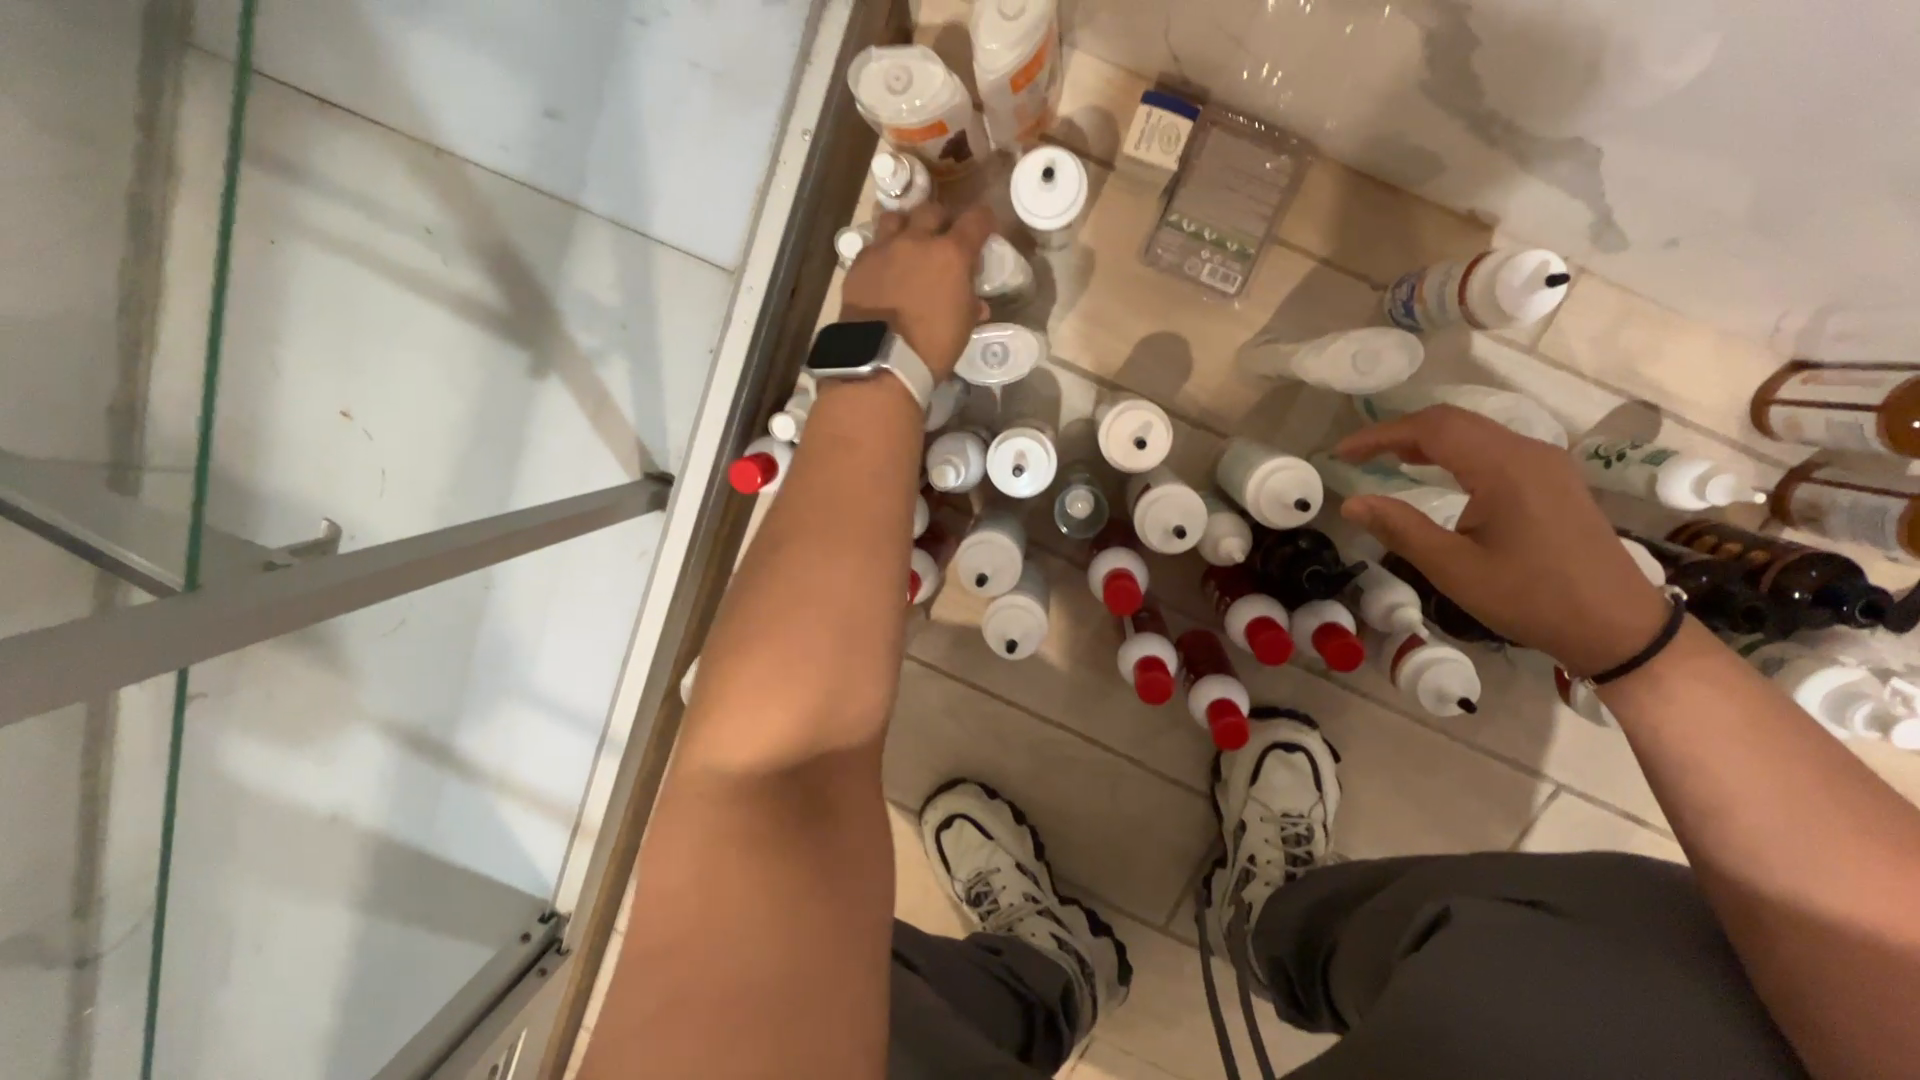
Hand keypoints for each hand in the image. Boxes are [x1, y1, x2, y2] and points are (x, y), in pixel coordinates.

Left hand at [840, 202, 994, 380]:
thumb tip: (976, 301)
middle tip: (944, 237)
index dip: (984, 221)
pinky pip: (874, 245)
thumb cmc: (933, 345)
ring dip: (907, 226)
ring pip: (896, 218)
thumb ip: (970, 303)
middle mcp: (917, 240)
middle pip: (932, 210)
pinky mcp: (859, 263)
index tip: (986, 229)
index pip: (976, 219)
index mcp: (951, 253)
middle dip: (942, 220)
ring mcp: (884, 248)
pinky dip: (884, 251)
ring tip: (909, 243)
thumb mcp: (963, 325)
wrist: (882, 360)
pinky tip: (885, 268)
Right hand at [1334, 405, 1670, 676]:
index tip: (1341, 453)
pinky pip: (1495, 448)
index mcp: (1504, 468)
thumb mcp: (1454, 569)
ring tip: (1386, 459)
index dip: (1381, 435)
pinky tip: (1438, 470)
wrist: (1615, 625)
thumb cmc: (1531, 598)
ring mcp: (1546, 463)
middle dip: (1400, 432)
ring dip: (1428, 439)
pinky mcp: (1553, 479)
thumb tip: (1352, 502)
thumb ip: (1401, 528)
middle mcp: (1528, 452)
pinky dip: (1455, 451)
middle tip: (1358, 455)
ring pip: (1476, 432)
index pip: (1431, 429)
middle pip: (1454, 421)